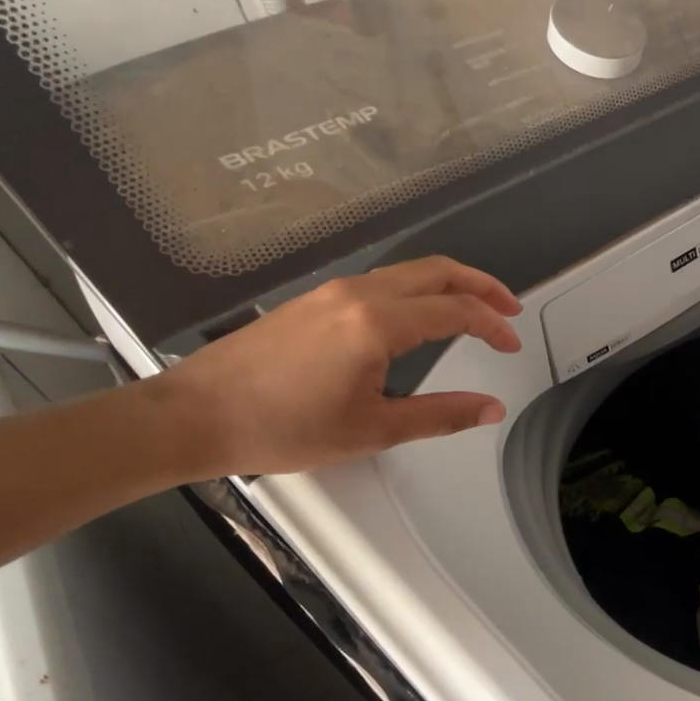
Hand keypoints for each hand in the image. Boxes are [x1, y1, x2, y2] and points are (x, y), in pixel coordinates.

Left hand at [152, 256, 522, 476]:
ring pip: (410, 270)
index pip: (457, 310)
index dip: (494, 325)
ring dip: (451, 283)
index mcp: (378, 324)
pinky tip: (420, 315)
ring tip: (474, 308)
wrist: (188, 417)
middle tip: (509, 308)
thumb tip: (491, 408)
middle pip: (438, 270)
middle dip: (483, 285)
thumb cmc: (280, 427)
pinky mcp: (313, 301)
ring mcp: (332, 292)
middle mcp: (359, 295)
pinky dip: (419, 289)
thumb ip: (440, 415)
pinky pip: (383, 280)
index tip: (511, 345)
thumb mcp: (371, 430)